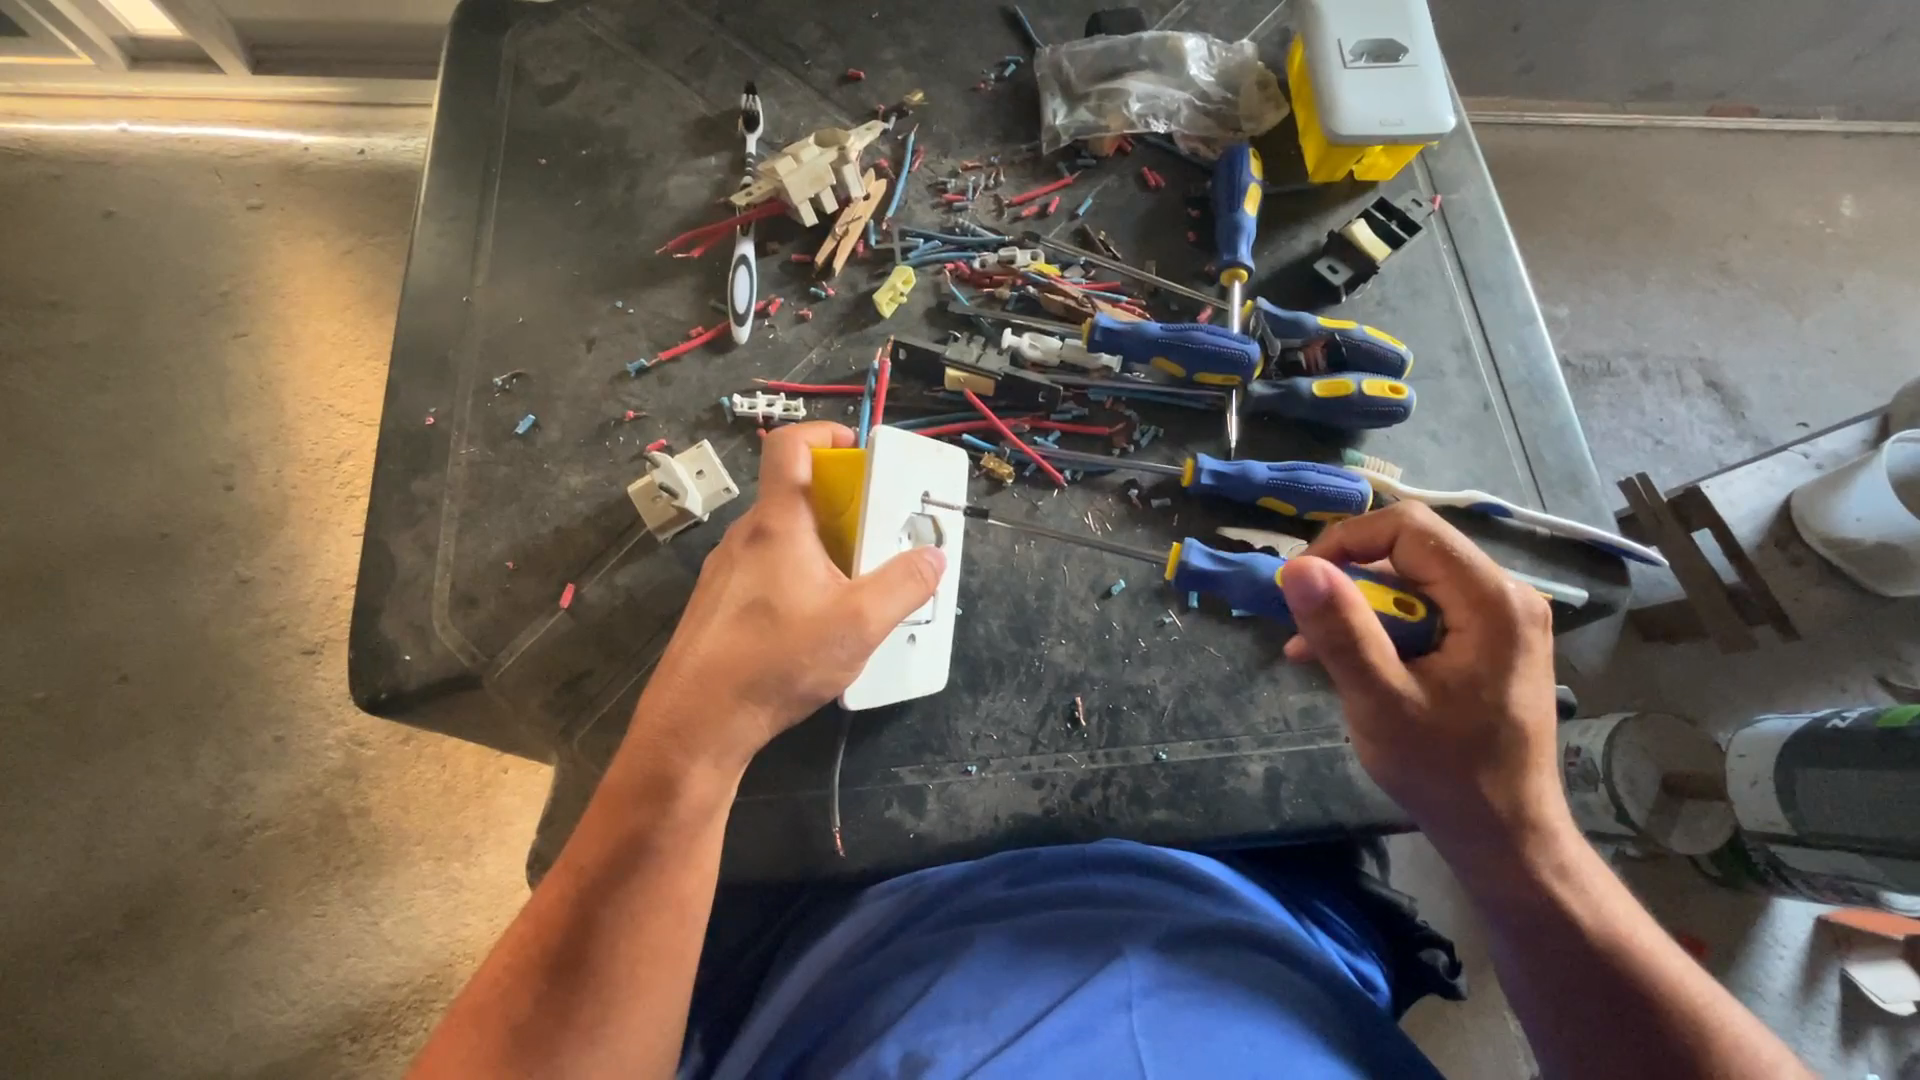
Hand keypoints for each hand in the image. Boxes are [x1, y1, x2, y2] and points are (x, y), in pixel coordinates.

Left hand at [616, 423, 943, 776]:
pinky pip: (766, 570)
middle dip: (842, 506)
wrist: (697, 722)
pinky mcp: (719, 605)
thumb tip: (933, 558)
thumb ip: (904, 587)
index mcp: (777, 525)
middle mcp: (746, 537)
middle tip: (877, 537)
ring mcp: (726, 571)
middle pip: (794, 495)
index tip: (859, 453)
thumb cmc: (777, 662)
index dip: (825, 434)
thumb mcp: (859, 625)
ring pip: (781, 537)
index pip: (789, 445)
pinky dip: (797, 576)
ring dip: (821, 546)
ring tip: (852, 587)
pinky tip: (813, 624)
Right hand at [1279, 502, 1572, 866]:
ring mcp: (1498, 618)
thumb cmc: (1445, 771)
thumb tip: (1296, 567)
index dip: (1345, 542)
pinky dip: (1377, 626)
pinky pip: (1421, 608)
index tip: (1301, 583)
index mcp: (1491, 600)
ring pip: (1409, 579)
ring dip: (1355, 606)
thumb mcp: (1380, 701)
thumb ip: (1340, 631)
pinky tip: (1340, 658)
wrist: (1502, 833)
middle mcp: (1504, 595)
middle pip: (1408, 550)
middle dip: (1347, 577)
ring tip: (1311, 647)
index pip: (1407, 528)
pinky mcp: (1486, 640)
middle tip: (1303, 618)